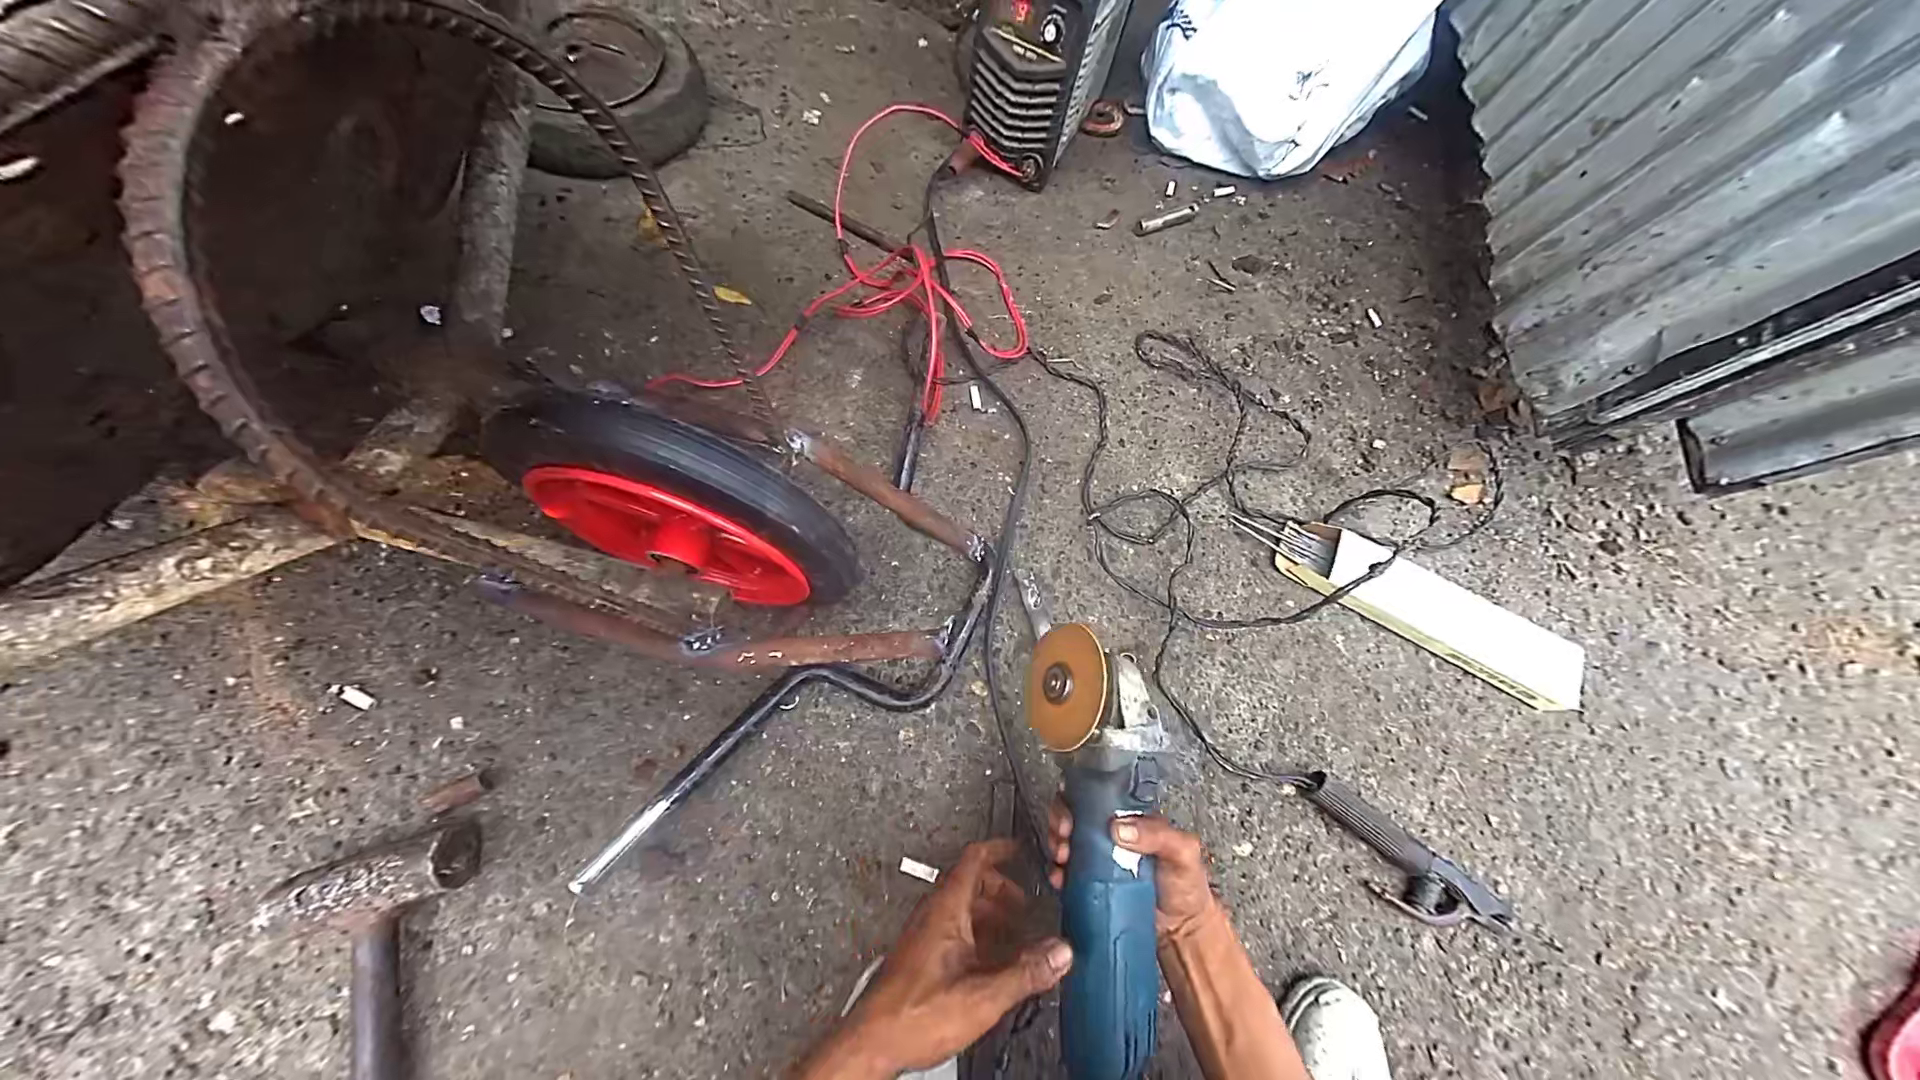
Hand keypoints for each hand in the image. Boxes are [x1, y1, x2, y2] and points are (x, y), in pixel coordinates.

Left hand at [794, 839, 1072, 1078]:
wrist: (874, 1041)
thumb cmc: (914, 1013)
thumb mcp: (983, 995)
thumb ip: (1025, 972)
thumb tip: (1058, 953)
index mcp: (946, 908)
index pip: (974, 858)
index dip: (999, 848)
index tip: (1017, 849)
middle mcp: (933, 913)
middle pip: (970, 881)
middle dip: (1001, 888)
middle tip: (1023, 902)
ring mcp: (924, 932)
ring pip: (962, 905)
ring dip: (990, 912)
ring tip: (1013, 933)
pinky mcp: (920, 953)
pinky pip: (953, 927)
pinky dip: (976, 933)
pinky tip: (989, 961)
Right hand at [1047, 793, 1217, 940]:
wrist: (1182, 931)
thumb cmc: (1185, 884)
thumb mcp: (1181, 852)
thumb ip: (1156, 835)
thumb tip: (1118, 827)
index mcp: (1128, 817)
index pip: (1095, 795)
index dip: (1075, 800)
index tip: (1070, 817)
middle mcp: (1108, 832)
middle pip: (1072, 813)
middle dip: (1060, 821)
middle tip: (1064, 838)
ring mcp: (1097, 857)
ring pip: (1065, 839)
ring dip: (1056, 843)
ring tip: (1062, 858)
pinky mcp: (1090, 882)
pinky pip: (1066, 871)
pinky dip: (1057, 871)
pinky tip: (1060, 878)